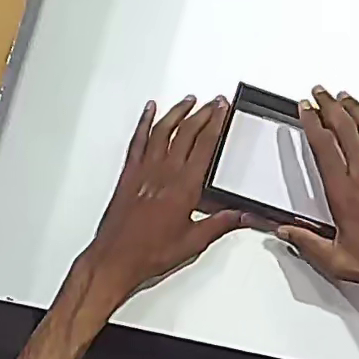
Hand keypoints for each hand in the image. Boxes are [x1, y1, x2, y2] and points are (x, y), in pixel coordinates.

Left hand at [74, 96, 248, 314]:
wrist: (115, 258)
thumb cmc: (149, 252)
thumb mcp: (193, 242)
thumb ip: (220, 224)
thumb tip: (242, 215)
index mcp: (183, 187)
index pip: (204, 146)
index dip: (215, 124)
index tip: (223, 110)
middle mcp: (163, 173)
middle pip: (186, 132)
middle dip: (202, 114)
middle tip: (213, 102)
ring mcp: (143, 170)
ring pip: (162, 131)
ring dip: (177, 113)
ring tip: (188, 101)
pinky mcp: (128, 174)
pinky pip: (138, 141)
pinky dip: (144, 123)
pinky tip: (149, 112)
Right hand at [276, 87, 358, 313]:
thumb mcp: (336, 260)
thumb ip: (306, 243)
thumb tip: (286, 233)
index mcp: (344, 191)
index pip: (323, 145)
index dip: (311, 122)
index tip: (305, 109)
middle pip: (344, 127)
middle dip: (328, 106)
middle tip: (320, 94)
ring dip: (355, 108)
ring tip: (344, 97)